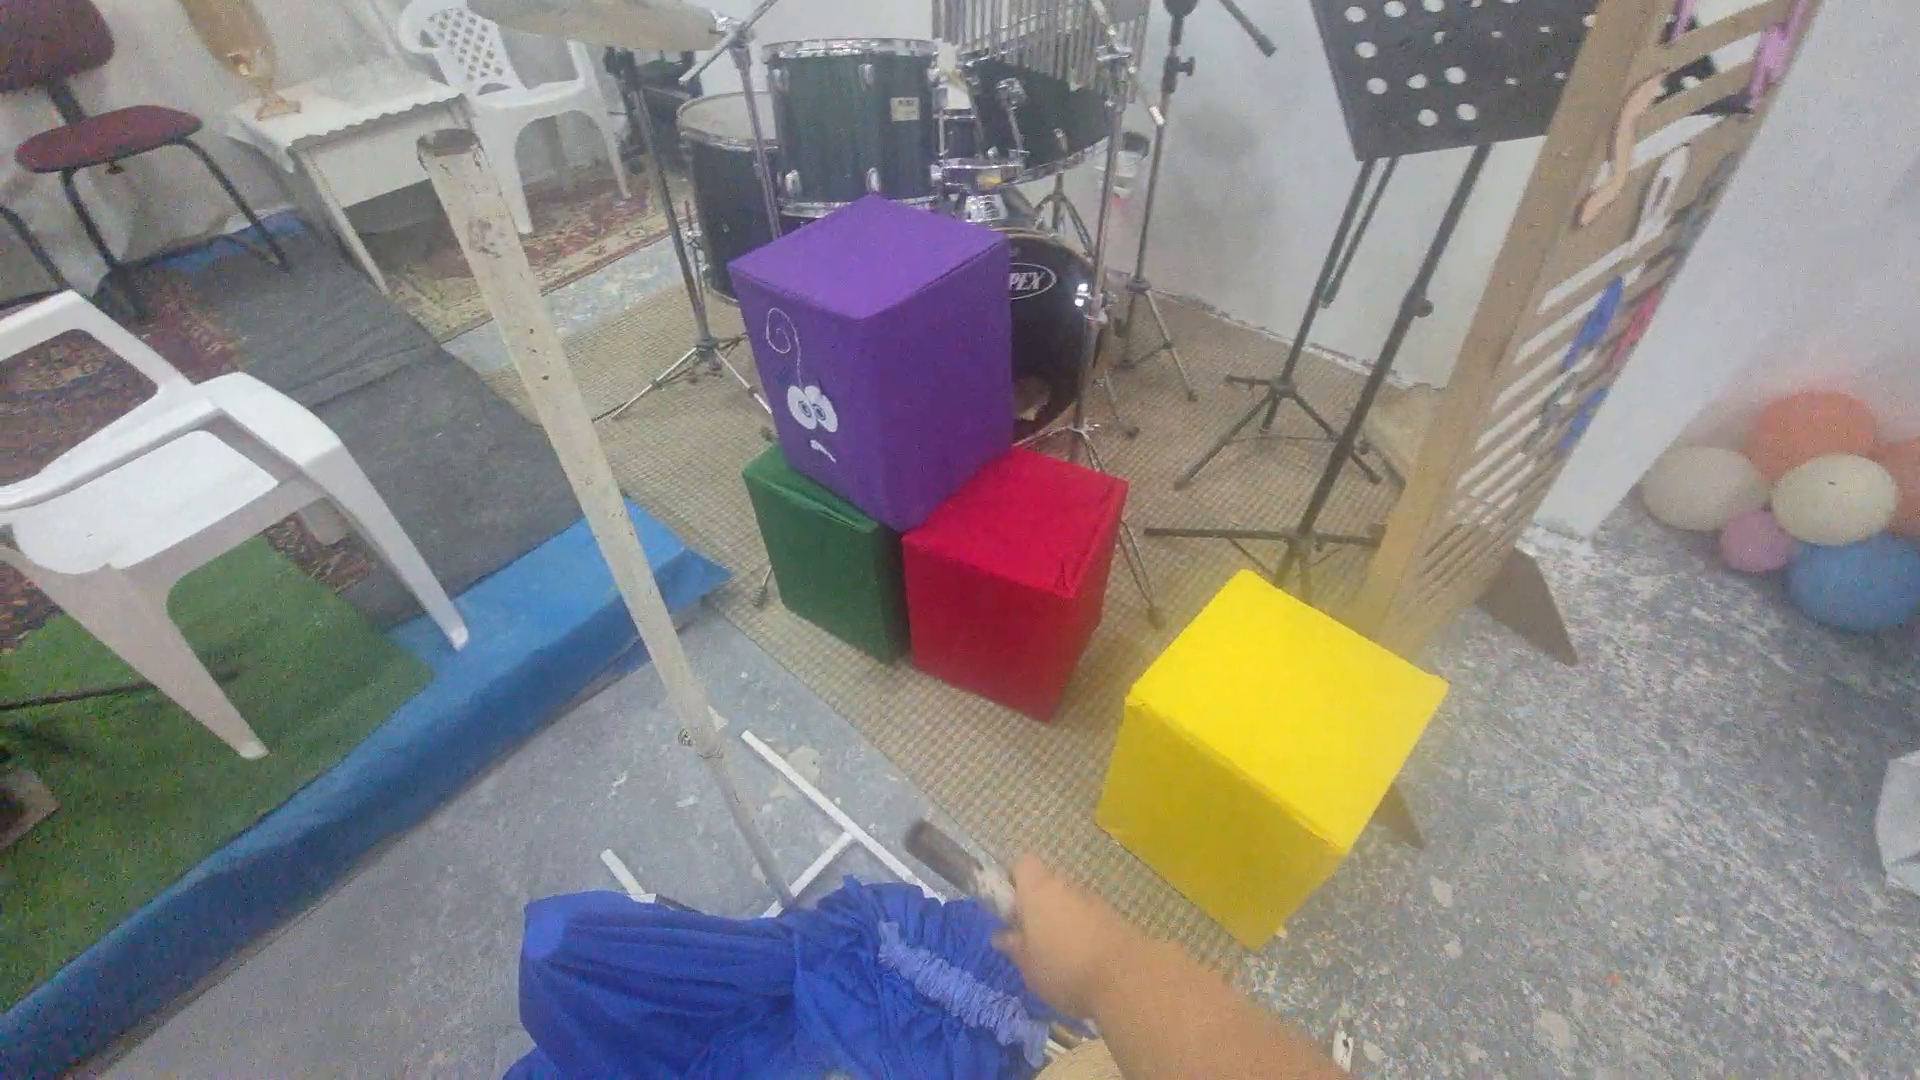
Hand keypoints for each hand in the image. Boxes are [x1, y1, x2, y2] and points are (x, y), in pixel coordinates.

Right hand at [992, 855, 1146, 1018]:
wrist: (1125, 977)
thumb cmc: (1064, 969)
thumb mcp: (1029, 966)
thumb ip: (1014, 947)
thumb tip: (1001, 935)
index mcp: (1038, 890)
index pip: (1023, 865)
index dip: (1014, 881)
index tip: (1010, 908)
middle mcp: (1065, 885)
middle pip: (1047, 884)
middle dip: (1038, 906)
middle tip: (1032, 938)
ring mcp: (1092, 899)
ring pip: (1068, 901)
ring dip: (1062, 919)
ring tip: (1059, 955)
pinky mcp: (1112, 916)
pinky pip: (1088, 916)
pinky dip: (1083, 930)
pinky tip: (1083, 961)